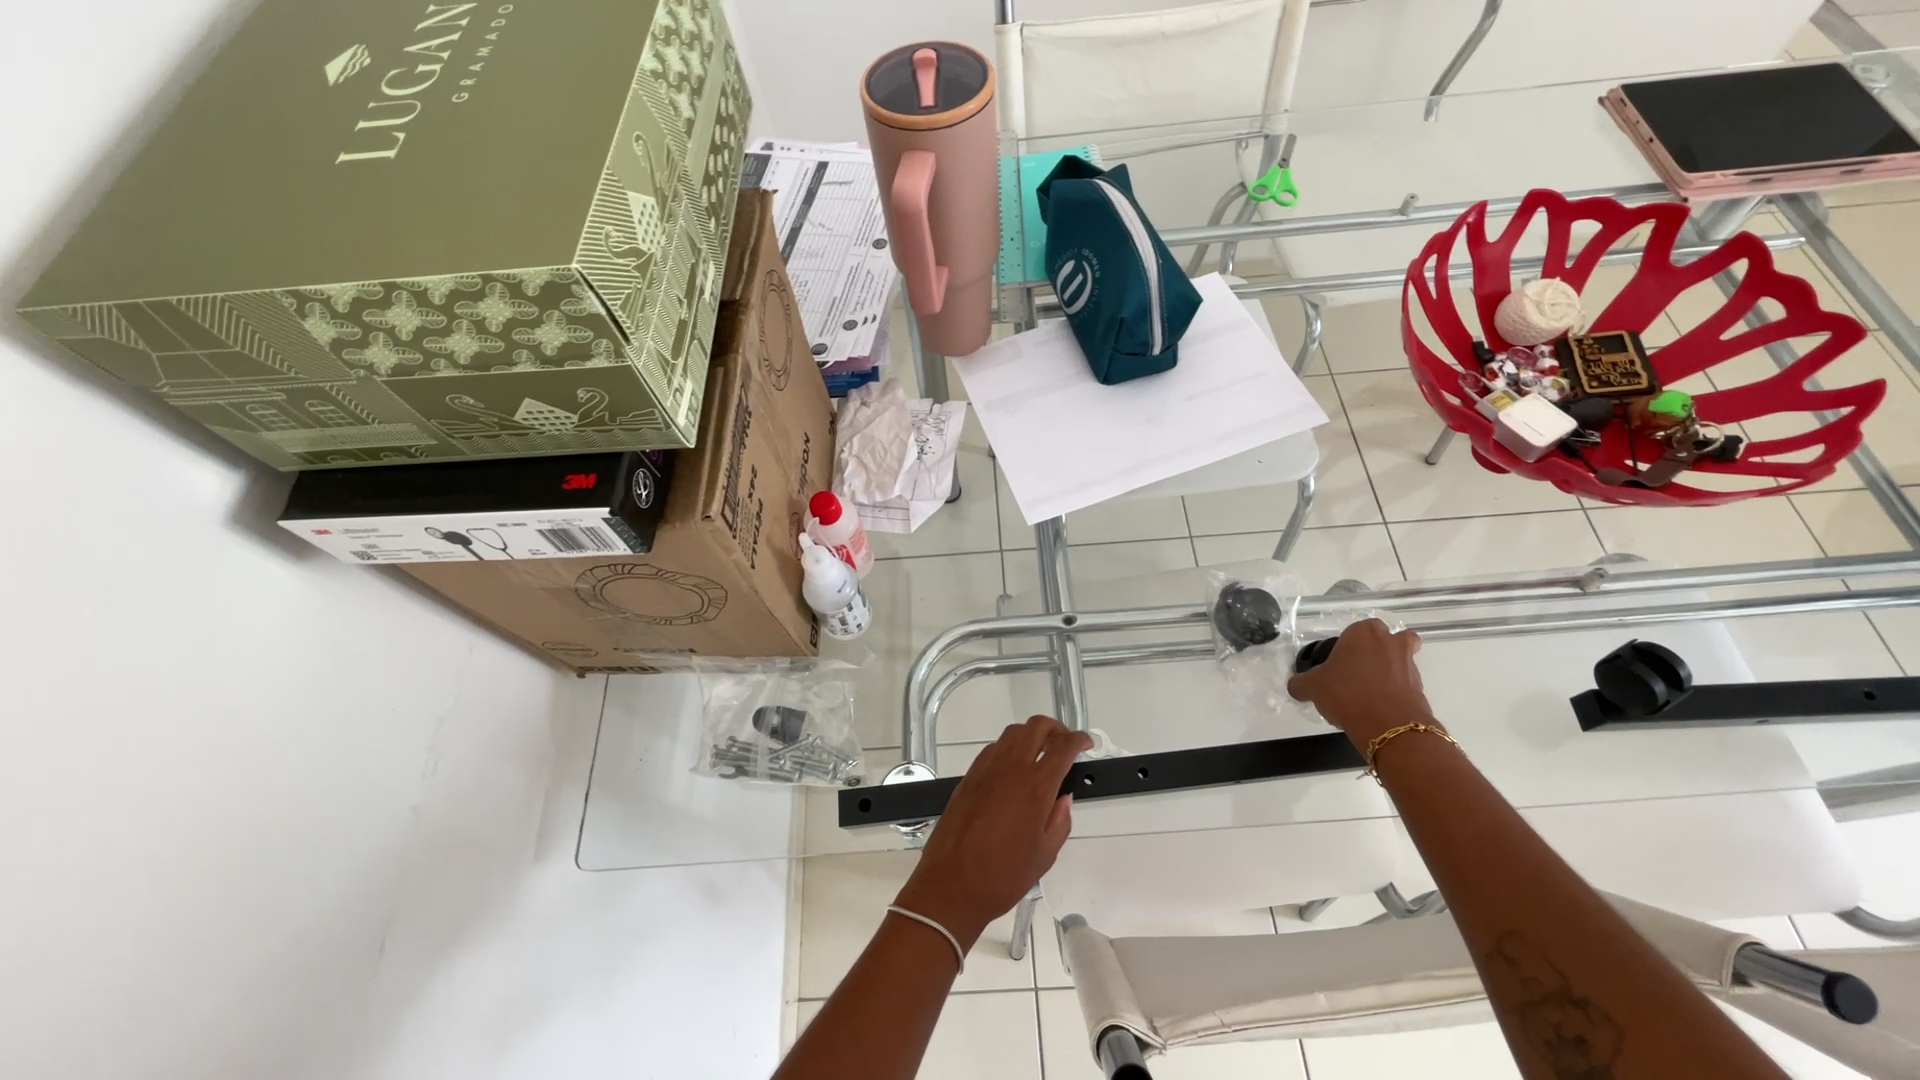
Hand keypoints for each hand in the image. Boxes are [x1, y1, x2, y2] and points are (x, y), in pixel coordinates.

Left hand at [894, 716, 1092, 949]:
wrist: (951, 885)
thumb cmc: (1003, 876)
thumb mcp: (1045, 855)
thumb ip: (1060, 821)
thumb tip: (1063, 799)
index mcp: (1035, 788)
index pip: (1063, 747)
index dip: (1079, 739)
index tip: (1086, 743)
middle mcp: (1010, 770)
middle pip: (1036, 727)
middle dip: (1056, 728)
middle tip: (1065, 743)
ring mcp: (985, 771)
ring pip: (1011, 734)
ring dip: (1031, 735)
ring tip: (1040, 753)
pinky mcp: (967, 779)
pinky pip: (992, 750)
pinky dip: (1008, 749)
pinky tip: (1012, 769)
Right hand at [1287, 619, 1438, 748]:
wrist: (1387, 725)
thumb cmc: (1345, 693)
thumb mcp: (1312, 688)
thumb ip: (1301, 683)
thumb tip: (1297, 686)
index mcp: (1363, 633)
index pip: (1358, 628)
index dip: (1350, 643)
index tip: (1341, 660)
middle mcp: (1389, 642)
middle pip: (1393, 637)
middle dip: (1382, 649)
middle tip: (1363, 668)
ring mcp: (1409, 664)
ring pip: (1403, 659)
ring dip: (1392, 669)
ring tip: (1372, 690)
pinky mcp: (1420, 686)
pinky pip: (1407, 683)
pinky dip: (1397, 690)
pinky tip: (1379, 706)